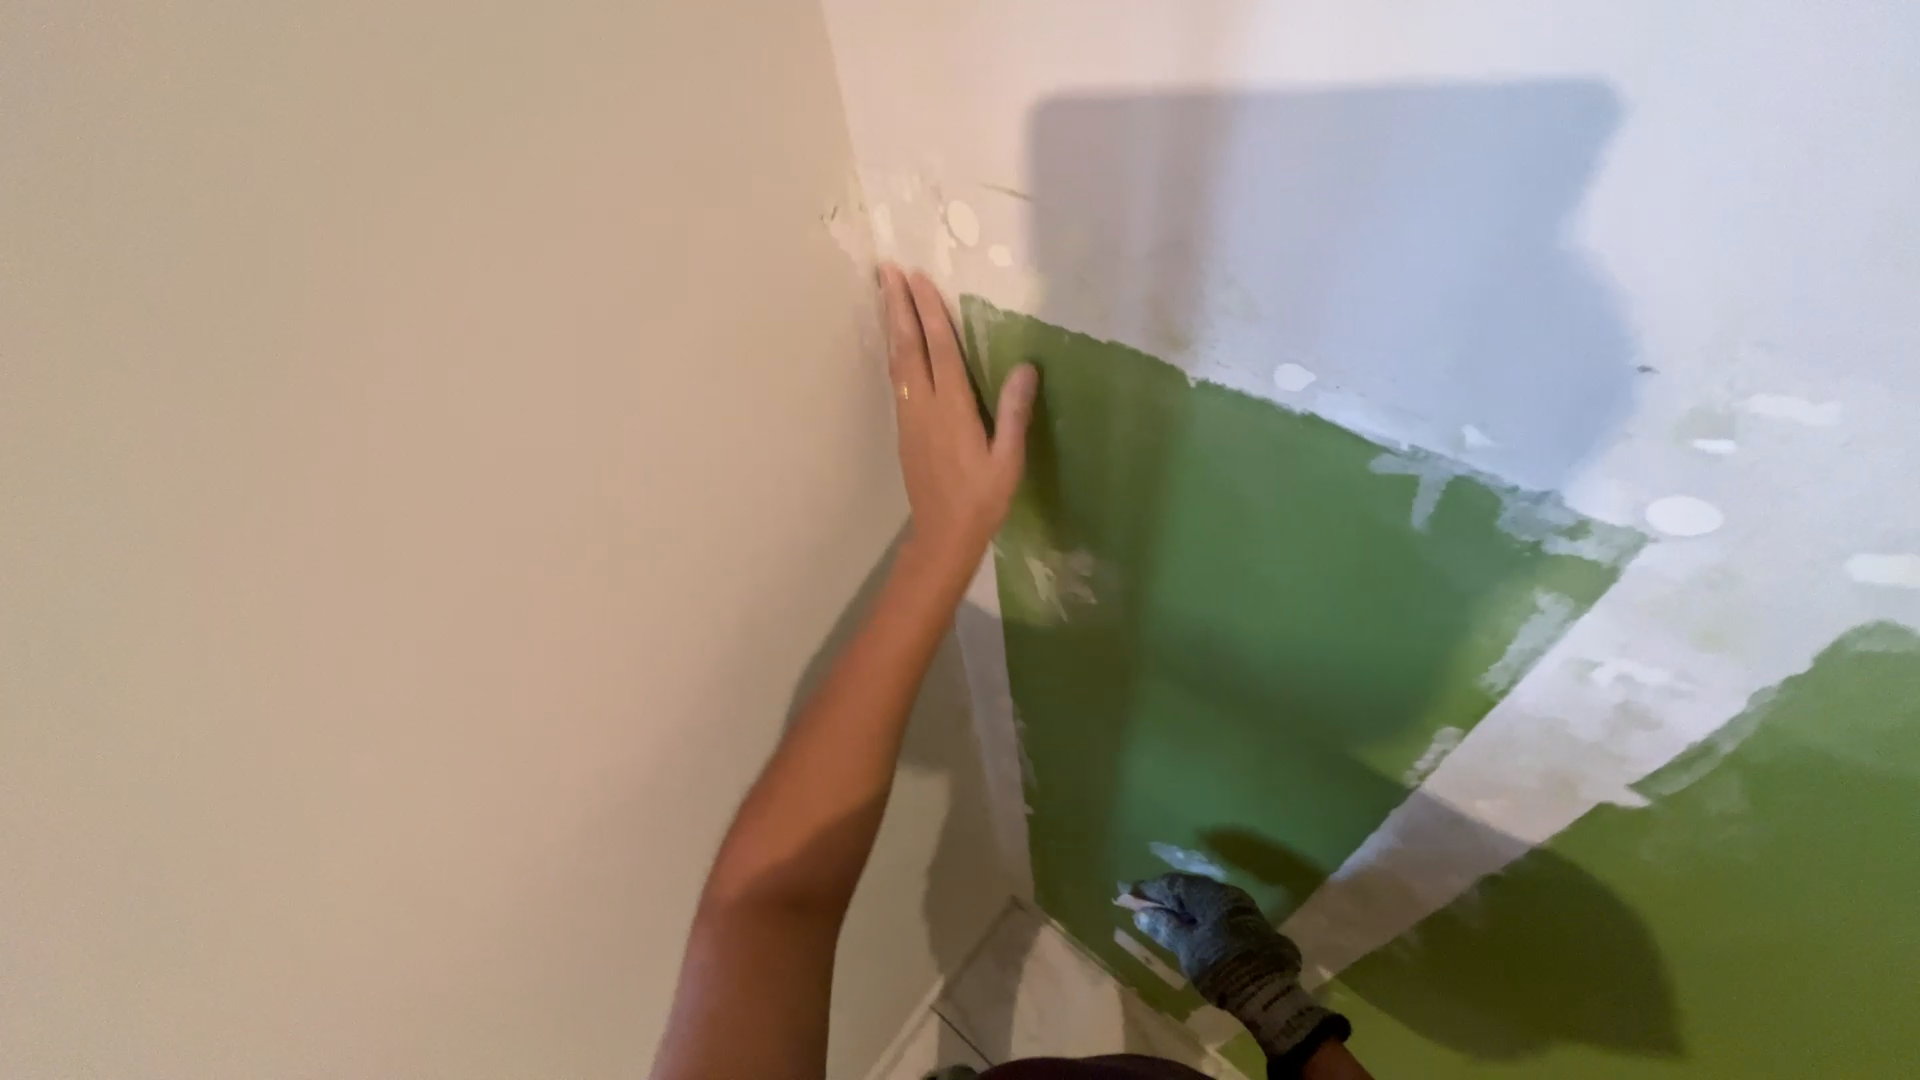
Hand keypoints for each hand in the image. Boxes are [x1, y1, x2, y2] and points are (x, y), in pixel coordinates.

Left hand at [879, 265, 1036, 571]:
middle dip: (898, 306)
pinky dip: (894, 353)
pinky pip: (896, 381)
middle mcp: (925, 408)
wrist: (943, 535)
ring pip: (896, 362)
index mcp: (953, 411)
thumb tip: (1025, 368)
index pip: (940, 350)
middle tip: (886, 269)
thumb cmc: (982, 501)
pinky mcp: (904, 430)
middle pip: (908, 347)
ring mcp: (909, 418)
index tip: (918, 279)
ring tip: (884, 294)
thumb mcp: (1008, 461)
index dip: (930, 312)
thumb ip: (1014, 414)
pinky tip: (895, 344)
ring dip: (891, 325)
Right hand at [1129, 873, 1349, 1064]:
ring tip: (1164, 915)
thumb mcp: (1187, 948)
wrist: (1271, 995)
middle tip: (1142, 902)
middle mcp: (1229, 895)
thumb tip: (1141, 913)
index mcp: (1211, 894)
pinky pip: (1217, 916)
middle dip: (1165, 896)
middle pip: (1190, 890)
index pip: (1173, 884)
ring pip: (1205, 903)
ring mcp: (1244, 912)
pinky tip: (1192, 929)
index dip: (1148, 888)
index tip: (1126, 891)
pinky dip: (1199, 919)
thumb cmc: (1222, 966)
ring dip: (1183, 909)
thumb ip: (1164, 927)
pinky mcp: (1252, 931)